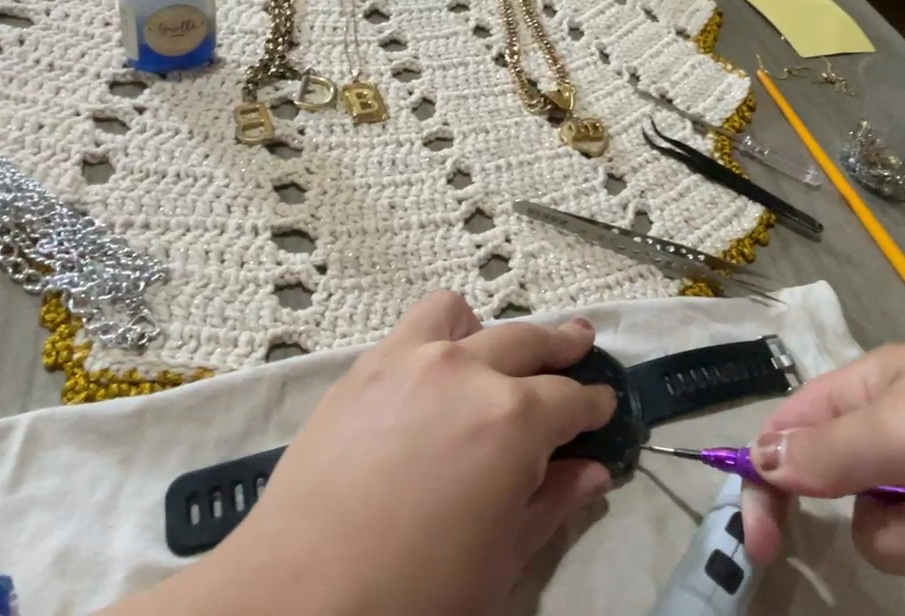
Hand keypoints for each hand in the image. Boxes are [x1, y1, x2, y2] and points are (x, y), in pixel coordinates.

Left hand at [124, 292, 615, 615]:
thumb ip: (551, 504)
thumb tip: (591, 472)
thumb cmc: (415, 590)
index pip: (572, 399)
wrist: (299, 592)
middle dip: (563, 346)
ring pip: (465, 316)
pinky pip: (413, 326)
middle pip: (529, 341)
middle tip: (581, 347)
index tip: (605, 406)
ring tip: (495, 353)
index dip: (595, 404)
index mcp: (513, 420)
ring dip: (491, 330)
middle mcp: (467, 370)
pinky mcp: (365, 365)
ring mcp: (410, 358)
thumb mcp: (500, 560)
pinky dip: (437, 334)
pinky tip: (434, 369)